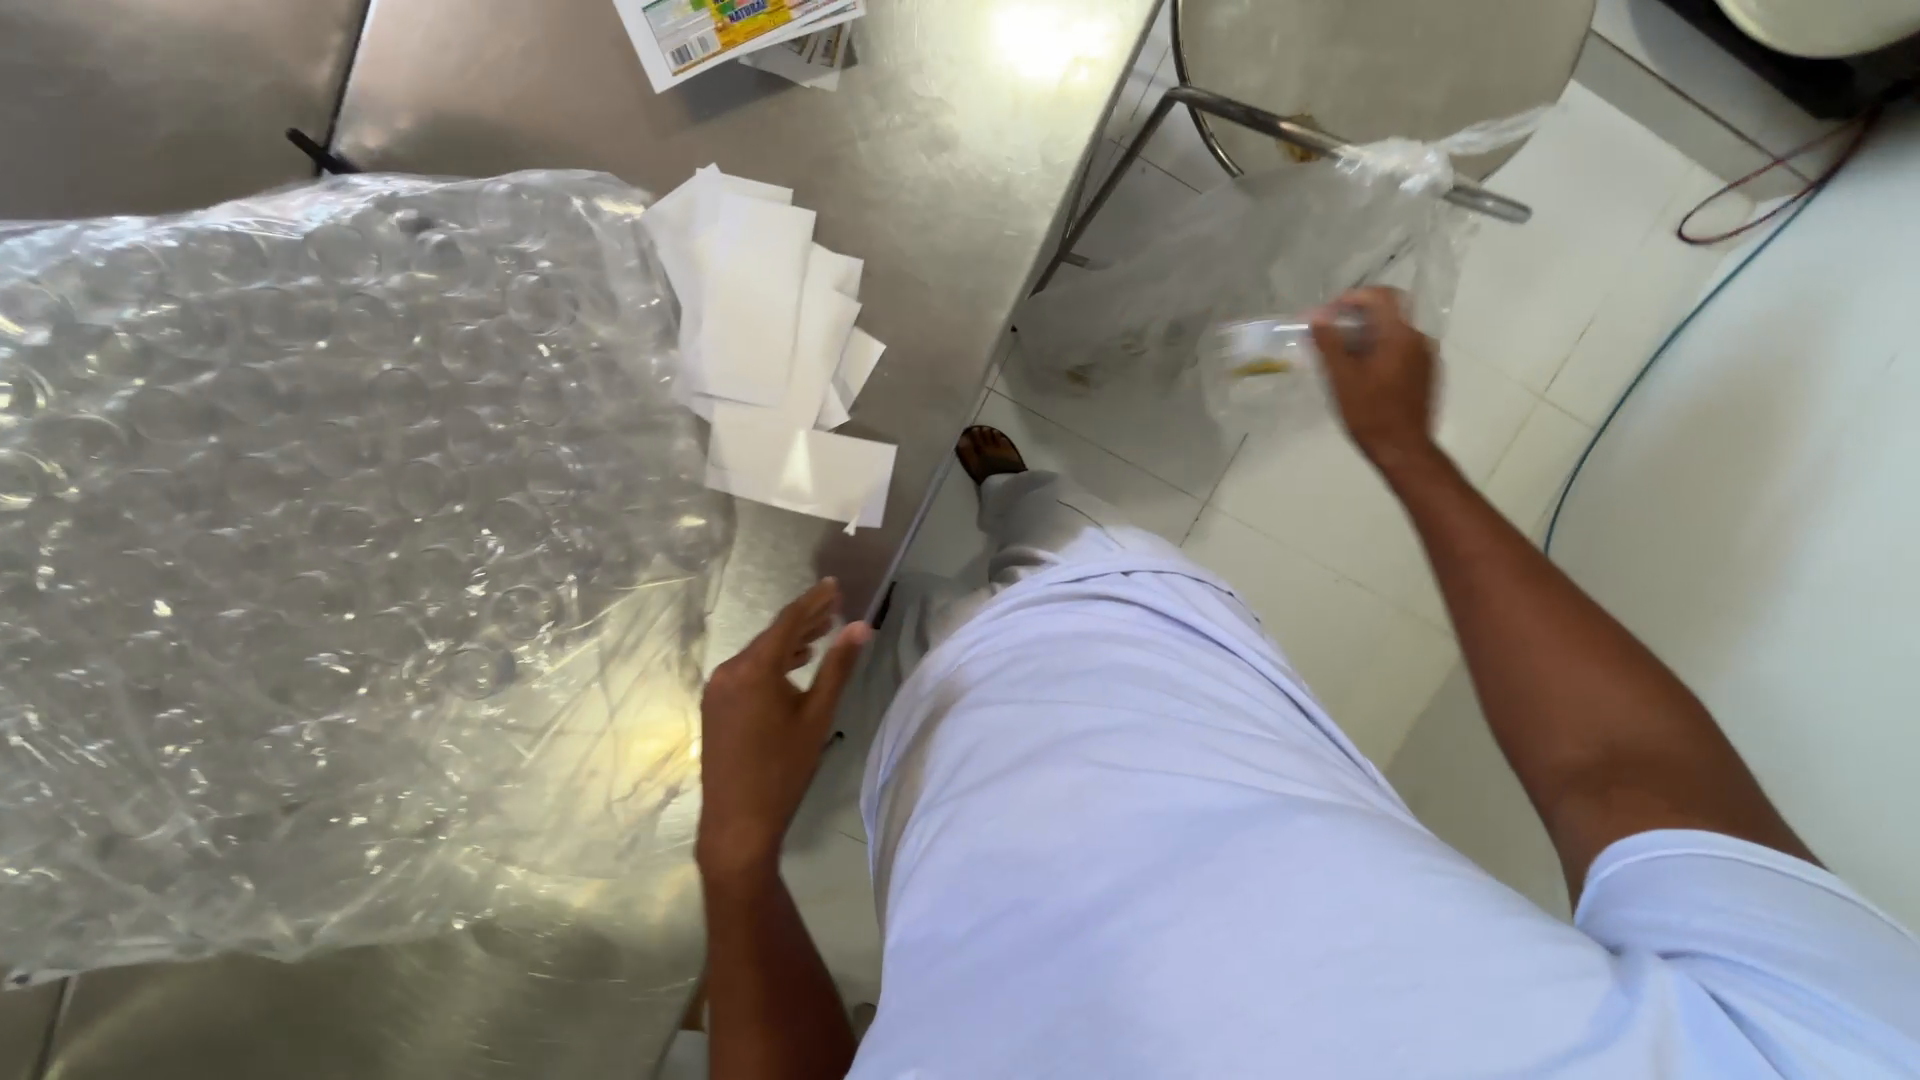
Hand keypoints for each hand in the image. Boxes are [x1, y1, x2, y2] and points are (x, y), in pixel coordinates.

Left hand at [697, 579, 870, 880]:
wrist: (738, 822)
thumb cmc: (784, 769)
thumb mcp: (818, 716)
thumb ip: (838, 667)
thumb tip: (860, 626)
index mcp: (753, 669)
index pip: (788, 622)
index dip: (814, 601)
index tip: (834, 585)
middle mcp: (728, 671)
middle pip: (772, 636)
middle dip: (804, 620)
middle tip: (835, 607)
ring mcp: (717, 689)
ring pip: (758, 654)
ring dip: (789, 643)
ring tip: (820, 635)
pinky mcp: (714, 707)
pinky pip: (746, 672)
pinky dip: (771, 664)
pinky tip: (792, 668)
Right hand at [1311, 287, 1440, 471]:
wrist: (1403, 449)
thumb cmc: (1369, 413)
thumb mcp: (1341, 378)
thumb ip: (1329, 344)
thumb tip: (1317, 318)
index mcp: (1399, 335)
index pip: (1380, 296)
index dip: (1352, 298)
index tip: (1329, 314)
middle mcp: (1419, 338)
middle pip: (1389, 312)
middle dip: (1358, 317)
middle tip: (1332, 334)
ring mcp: (1427, 356)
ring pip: (1395, 332)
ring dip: (1368, 335)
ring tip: (1343, 357)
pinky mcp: (1428, 373)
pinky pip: (1403, 350)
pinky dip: (1382, 350)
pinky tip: (1364, 373)